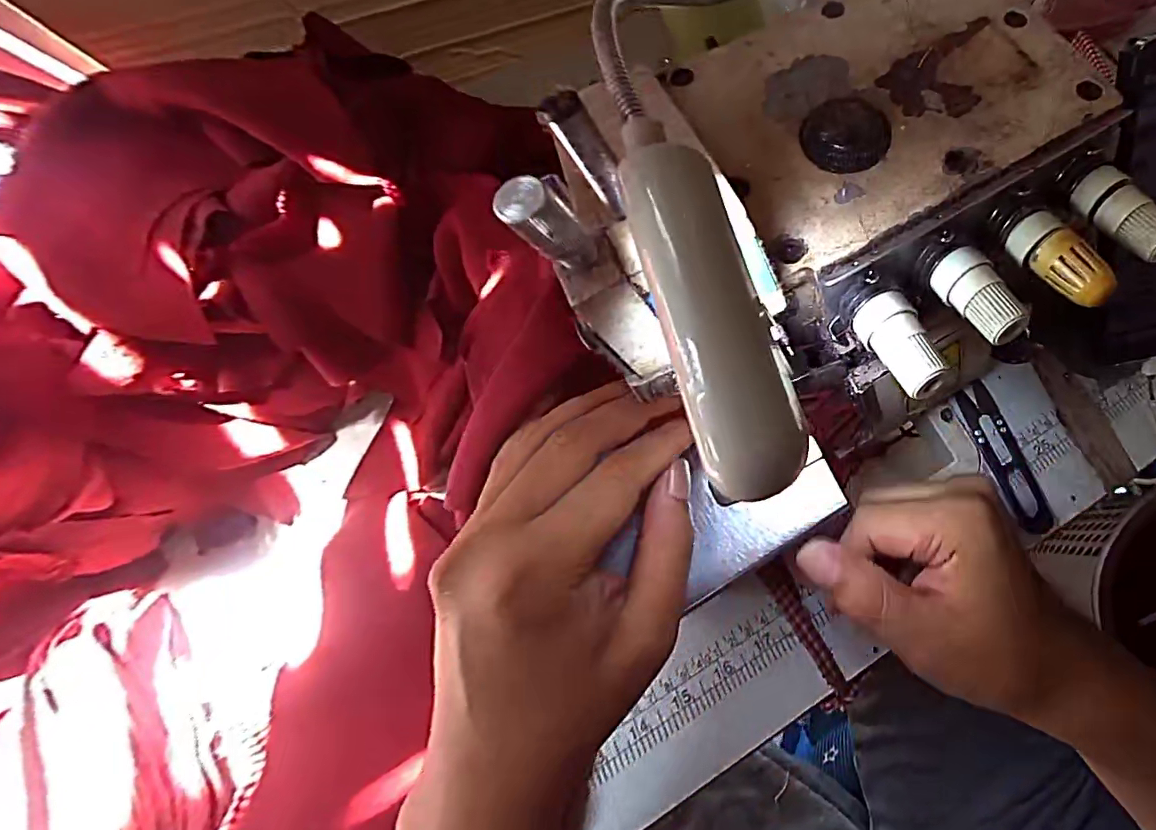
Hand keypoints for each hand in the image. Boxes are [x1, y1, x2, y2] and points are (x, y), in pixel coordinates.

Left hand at [401, 384, 693, 829]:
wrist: (496, 761)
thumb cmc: (579, 705)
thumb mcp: (650, 633)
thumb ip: (670, 544)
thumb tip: (672, 472)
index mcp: (533, 570)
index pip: (611, 477)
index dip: (660, 442)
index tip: (694, 424)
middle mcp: (487, 541)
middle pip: (568, 445)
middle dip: (629, 414)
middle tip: (672, 400)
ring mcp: (464, 537)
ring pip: (532, 442)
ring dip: (588, 411)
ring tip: (636, 396)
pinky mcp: (461, 539)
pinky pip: (508, 464)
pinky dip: (550, 430)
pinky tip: (583, 417)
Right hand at [794, 476, 1112, 730]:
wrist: (1049, 663)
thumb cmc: (989, 658)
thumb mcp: (917, 634)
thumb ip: (859, 591)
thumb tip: (806, 553)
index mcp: (956, 513)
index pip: (867, 520)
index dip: (852, 566)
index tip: (863, 609)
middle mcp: (961, 485)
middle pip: (876, 506)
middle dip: (865, 554)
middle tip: (882, 605)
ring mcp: (967, 487)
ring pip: (887, 505)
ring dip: (880, 547)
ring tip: (902, 591)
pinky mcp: (966, 498)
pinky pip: (907, 508)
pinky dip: (899, 540)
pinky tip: (916, 574)